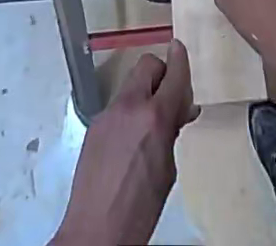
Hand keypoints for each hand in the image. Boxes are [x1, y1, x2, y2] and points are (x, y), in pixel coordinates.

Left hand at [52, 42, 197, 244]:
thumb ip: (173, 130)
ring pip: (131, 86)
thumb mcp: (168, 169)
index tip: (180, 47)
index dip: (180, 59)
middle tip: (171, 97)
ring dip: (145, 93)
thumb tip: (181, 110)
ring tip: (152, 124)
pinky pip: (118, 107)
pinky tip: (132, 140)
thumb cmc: (140, 208)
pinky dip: (130, 112)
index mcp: (154, 118)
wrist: (96, 231)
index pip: (173, 75)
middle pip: (147, 66)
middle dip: (161, 73)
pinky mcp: (94, 126)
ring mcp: (107, 115)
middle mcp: (129, 107)